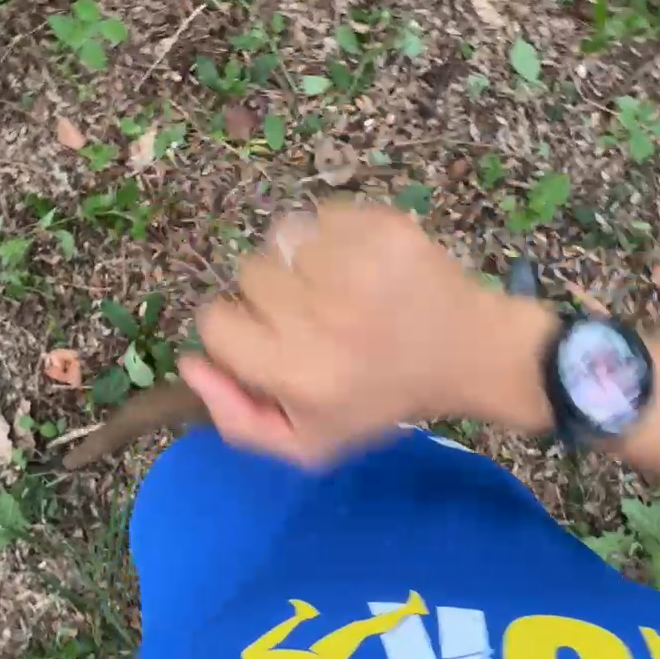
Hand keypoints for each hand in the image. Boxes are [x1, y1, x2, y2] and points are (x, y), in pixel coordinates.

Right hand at [181, 201, 557, 465]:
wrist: (469, 354)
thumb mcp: (307, 443)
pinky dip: (330, 235)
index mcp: (296, 372)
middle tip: (315, 315)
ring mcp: (351, 265)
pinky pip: (318, 215)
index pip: (215, 323)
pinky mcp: (379, 227)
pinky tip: (360, 263)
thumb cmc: (380, 400)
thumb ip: (237, 419)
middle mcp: (317, 316)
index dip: (236, 329)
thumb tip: (189, 363)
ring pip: (280, 240)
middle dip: (272, 295)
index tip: (267, 336)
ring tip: (339, 287)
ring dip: (300, 262)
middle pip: (247, 276)